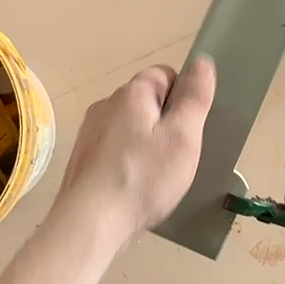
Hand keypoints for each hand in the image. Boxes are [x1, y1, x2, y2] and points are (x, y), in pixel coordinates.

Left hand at [56, 57, 215, 240]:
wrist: (91, 222)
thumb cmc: (143, 177)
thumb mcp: (182, 136)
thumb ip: (194, 98)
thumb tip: (202, 62)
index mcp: (131, 93)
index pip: (165, 75)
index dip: (183, 98)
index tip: (190, 129)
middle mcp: (105, 106)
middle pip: (146, 103)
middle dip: (165, 124)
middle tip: (178, 156)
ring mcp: (89, 133)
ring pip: (129, 129)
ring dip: (146, 145)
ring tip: (156, 177)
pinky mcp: (82, 159)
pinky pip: (114, 151)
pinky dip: (128, 163)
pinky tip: (134, 188)